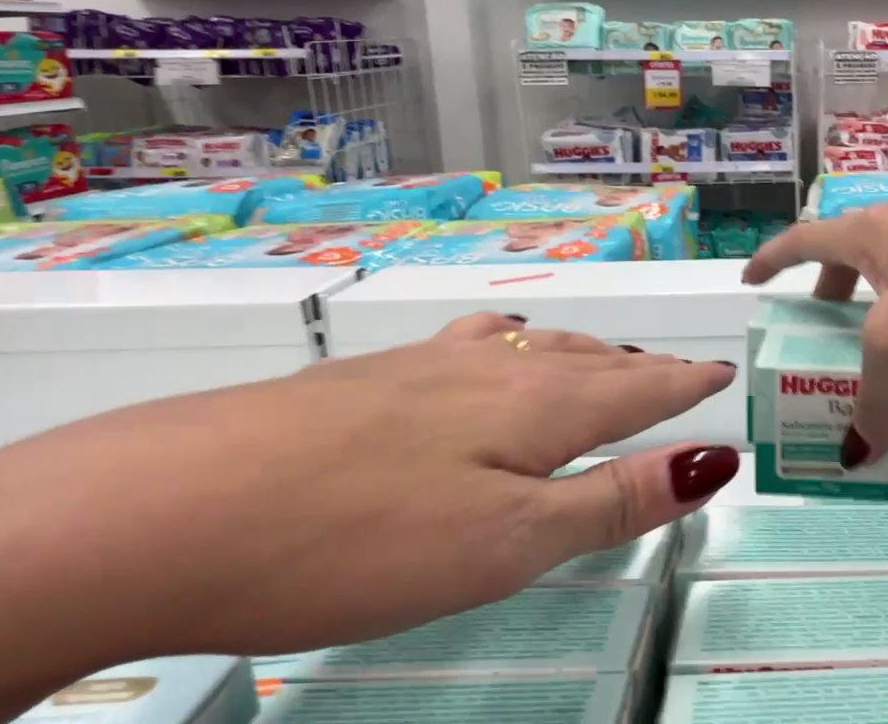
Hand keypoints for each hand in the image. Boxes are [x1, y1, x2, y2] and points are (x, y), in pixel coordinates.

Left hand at [0, 313, 737, 720]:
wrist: (166, 505)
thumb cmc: (360, 539)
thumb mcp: (507, 540)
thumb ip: (613, 498)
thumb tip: (715, 459)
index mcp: (538, 406)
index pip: (638, 386)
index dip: (686, 383)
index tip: (721, 373)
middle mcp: (491, 368)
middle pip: (589, 359)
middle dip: (640, 369)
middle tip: (671, 377)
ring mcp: (423, 366)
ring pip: (531, 347)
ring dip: (579, 355)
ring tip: (598, 364)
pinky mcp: (366, 379)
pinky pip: (472, 346)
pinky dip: (510, 349)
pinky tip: (482, 355)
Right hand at [742, 195, 887, 466]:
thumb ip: (875, 395)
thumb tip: (855, 454)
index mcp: (873, 231)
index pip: (804, 239)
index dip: (771, 260)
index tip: (749, 284)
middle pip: (851, 263)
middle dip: (830, 301)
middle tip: (820, 343)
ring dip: (883, 324)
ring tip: (880, 372)